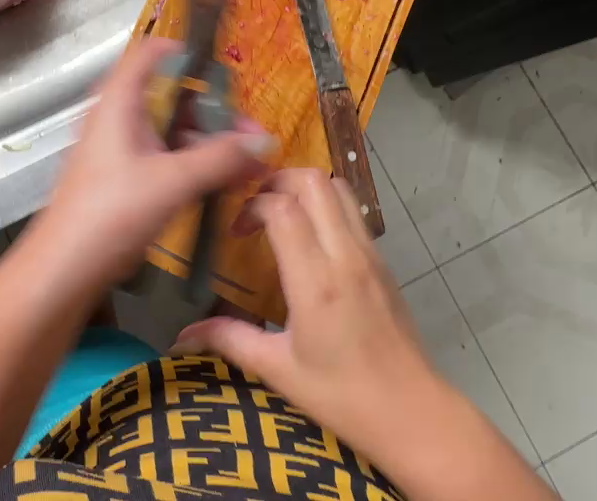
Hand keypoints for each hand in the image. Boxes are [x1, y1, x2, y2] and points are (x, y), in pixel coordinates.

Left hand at [28, 37, 275, 287]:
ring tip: (248, 165)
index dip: (186, 54)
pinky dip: (193, 164)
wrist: (64, 268)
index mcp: (120, 101)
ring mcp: (119, 148)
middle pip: (170, 96)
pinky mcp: (123, 178)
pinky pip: (164, 158)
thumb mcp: (174, 181)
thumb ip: (221, 158)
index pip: (150, 53)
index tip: (224, 72)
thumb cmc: (112, 211)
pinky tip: (223, 184)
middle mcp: (118, 116)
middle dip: (213, 112)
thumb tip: (265, 142)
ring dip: (209, 143)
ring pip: (170, 130)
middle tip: (251, 134)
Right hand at [171, 168, 438, 456]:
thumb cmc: (343, 396)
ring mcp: (370, 254)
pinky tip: (310, 238)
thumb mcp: (279, 370)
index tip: (235, 231)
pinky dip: (326, 206)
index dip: (251, 205)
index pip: (282, 208)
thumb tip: (181, 336)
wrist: (415, 415)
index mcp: (316, 281)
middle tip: (255, 208)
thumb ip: (230, 340)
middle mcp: (345, 255)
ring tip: (280, 214)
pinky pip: (353, 211)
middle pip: (313, 181)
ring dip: (304, 188)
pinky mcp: (384, 261)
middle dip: (277, 181)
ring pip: (338, 188)